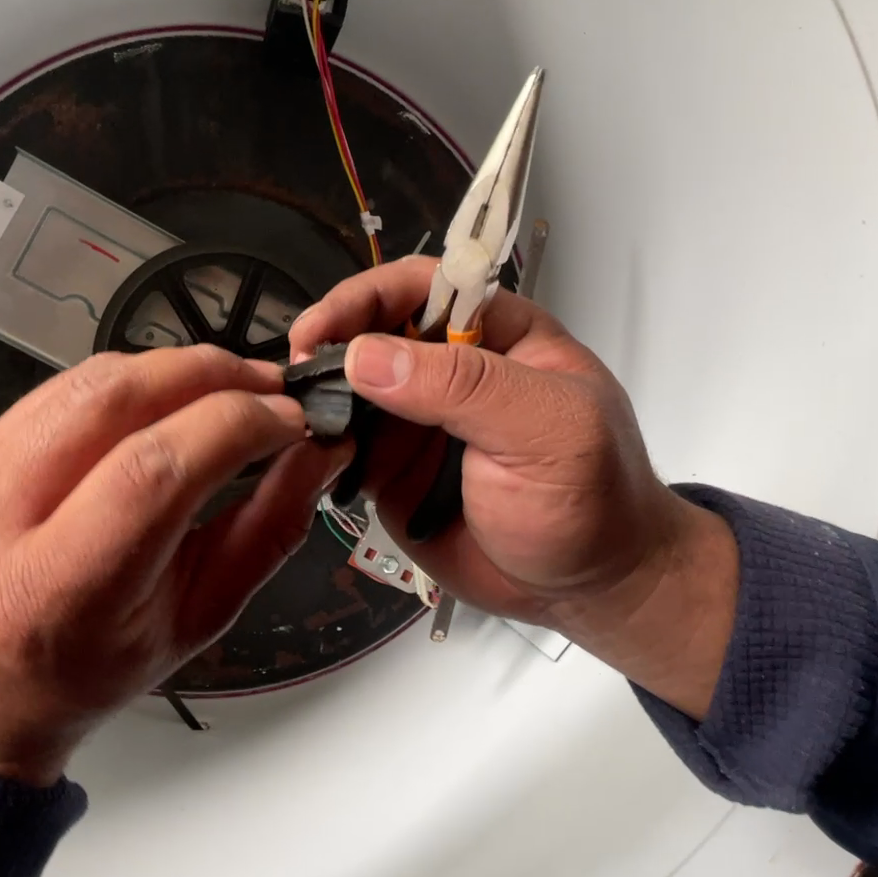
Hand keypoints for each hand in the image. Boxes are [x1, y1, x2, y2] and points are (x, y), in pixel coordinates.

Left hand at [0, 346, 351, 783]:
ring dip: (172, 368)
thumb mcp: (201, 617)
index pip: (153, 472)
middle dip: (207, 374)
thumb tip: (320, 453)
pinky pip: (63, 387)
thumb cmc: (96, 669)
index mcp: (56, 590)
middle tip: (267, 385)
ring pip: (87, 379)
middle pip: (112, 401)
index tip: (290, 419)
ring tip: (227, 387)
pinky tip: (166, 403)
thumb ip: (268, 531)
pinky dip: (131, 383)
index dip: (234, 427)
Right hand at [289, 257, 737, 716]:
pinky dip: (318, 442)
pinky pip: (344, 443)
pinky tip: (300, 449)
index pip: (422, 288)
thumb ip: (464, 387)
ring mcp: (415, 420)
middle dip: (331, 343)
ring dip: (317, 394)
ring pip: (350, 387)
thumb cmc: (591, 500)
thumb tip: (364, 356)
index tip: (323, 329)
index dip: (368, 297)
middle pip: (374, 332)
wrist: (588, 587)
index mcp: (497, 334)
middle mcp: (448, 369)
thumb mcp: (544, 429)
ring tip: (286, 412)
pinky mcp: (391, 468)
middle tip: (294, 373)